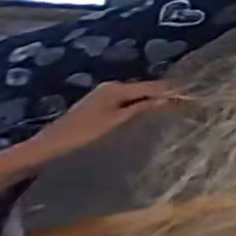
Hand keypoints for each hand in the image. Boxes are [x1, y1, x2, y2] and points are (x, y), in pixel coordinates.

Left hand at [23, 82, 182, 162]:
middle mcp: (110, 87)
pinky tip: (145, 113)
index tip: (191, 98)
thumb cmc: (81, 135)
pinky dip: (138, 105)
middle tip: (184, 104)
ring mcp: (102, 96)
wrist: (43, 150)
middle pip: (144, 88)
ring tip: (170, 108)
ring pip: (135, 95)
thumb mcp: (116, 122)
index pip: (152, 86)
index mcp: (116, 88)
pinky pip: (126, 101)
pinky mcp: (97, 107)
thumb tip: (171, 98)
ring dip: (151, 100)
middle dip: (163, 95)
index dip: (172, 91)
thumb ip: (143, 108)